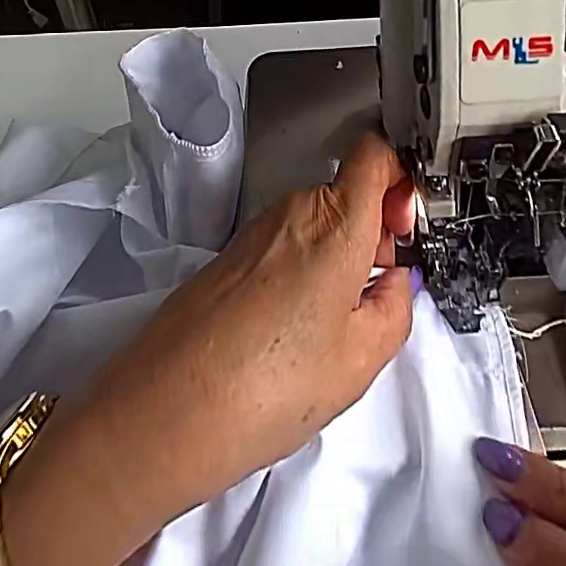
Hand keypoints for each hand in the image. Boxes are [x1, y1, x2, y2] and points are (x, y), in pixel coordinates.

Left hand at [0, 133, 418, 565]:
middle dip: (375, 229)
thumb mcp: (361, 358)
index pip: (376, 152)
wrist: (161, 413)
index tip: (404, 224)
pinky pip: (290, 239)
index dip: (401, 177)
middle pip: (352, 190)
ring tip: (334, 318)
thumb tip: (393, 283)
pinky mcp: (235, 251)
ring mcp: (260, 228)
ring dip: (341, 252)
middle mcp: (296, 210)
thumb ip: (396, 306)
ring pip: (322, 217)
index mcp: (336, 223)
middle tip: (376, 285)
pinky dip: (308, 265)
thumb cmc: (262, 386)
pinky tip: (298, 324)